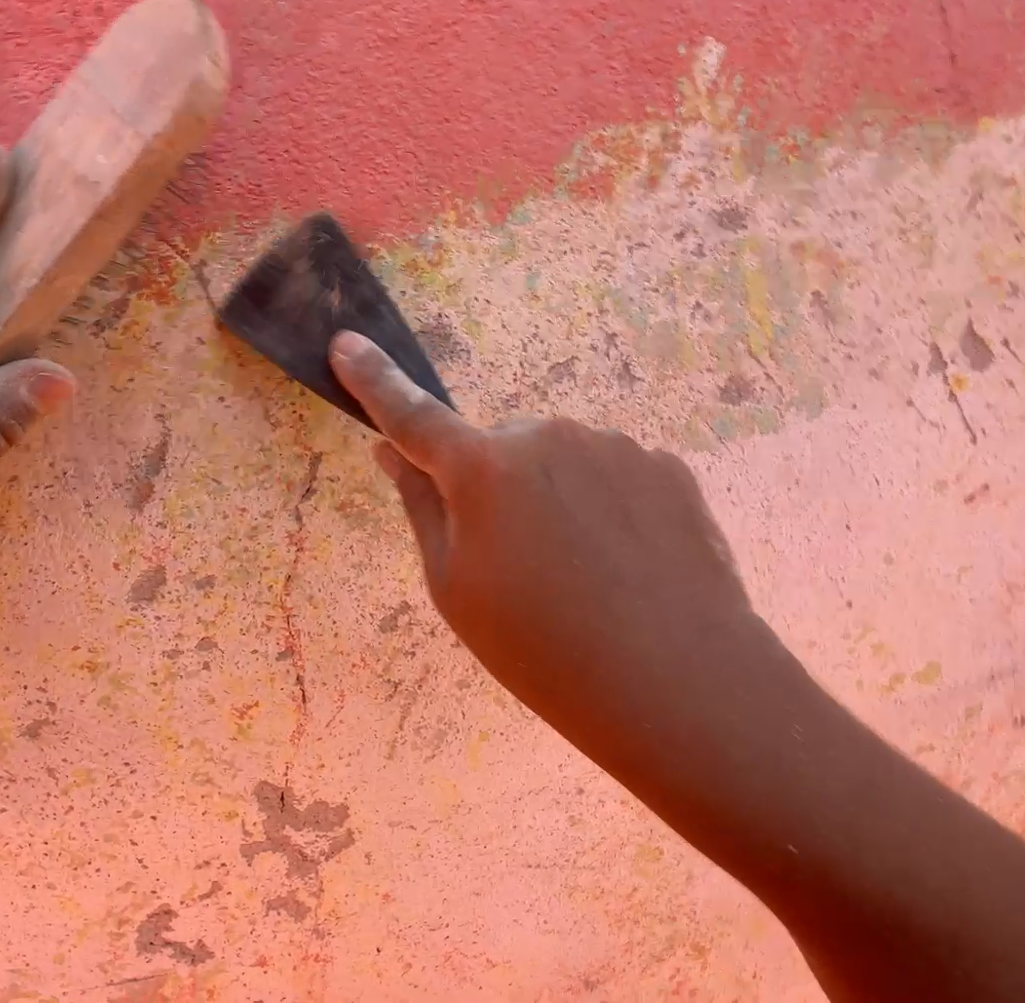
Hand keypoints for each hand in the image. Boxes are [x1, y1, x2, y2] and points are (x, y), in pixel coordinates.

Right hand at [327, 331, 811, 800]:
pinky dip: (605, 507)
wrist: (678, 681)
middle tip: (517, 564)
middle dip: (494, 489)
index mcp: (483, 468)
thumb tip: (393, 452)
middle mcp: (547, 435)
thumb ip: (421, 506)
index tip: (346, 343)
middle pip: (497, 451)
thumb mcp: (454, 589)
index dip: (375, 380)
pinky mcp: (666, 466)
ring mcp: (614, 446)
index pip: (412, 414)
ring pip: (559, 462)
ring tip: (582, 574)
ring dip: (554, 498)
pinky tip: (626, 564)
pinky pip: (611, 475)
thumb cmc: (540, 648)